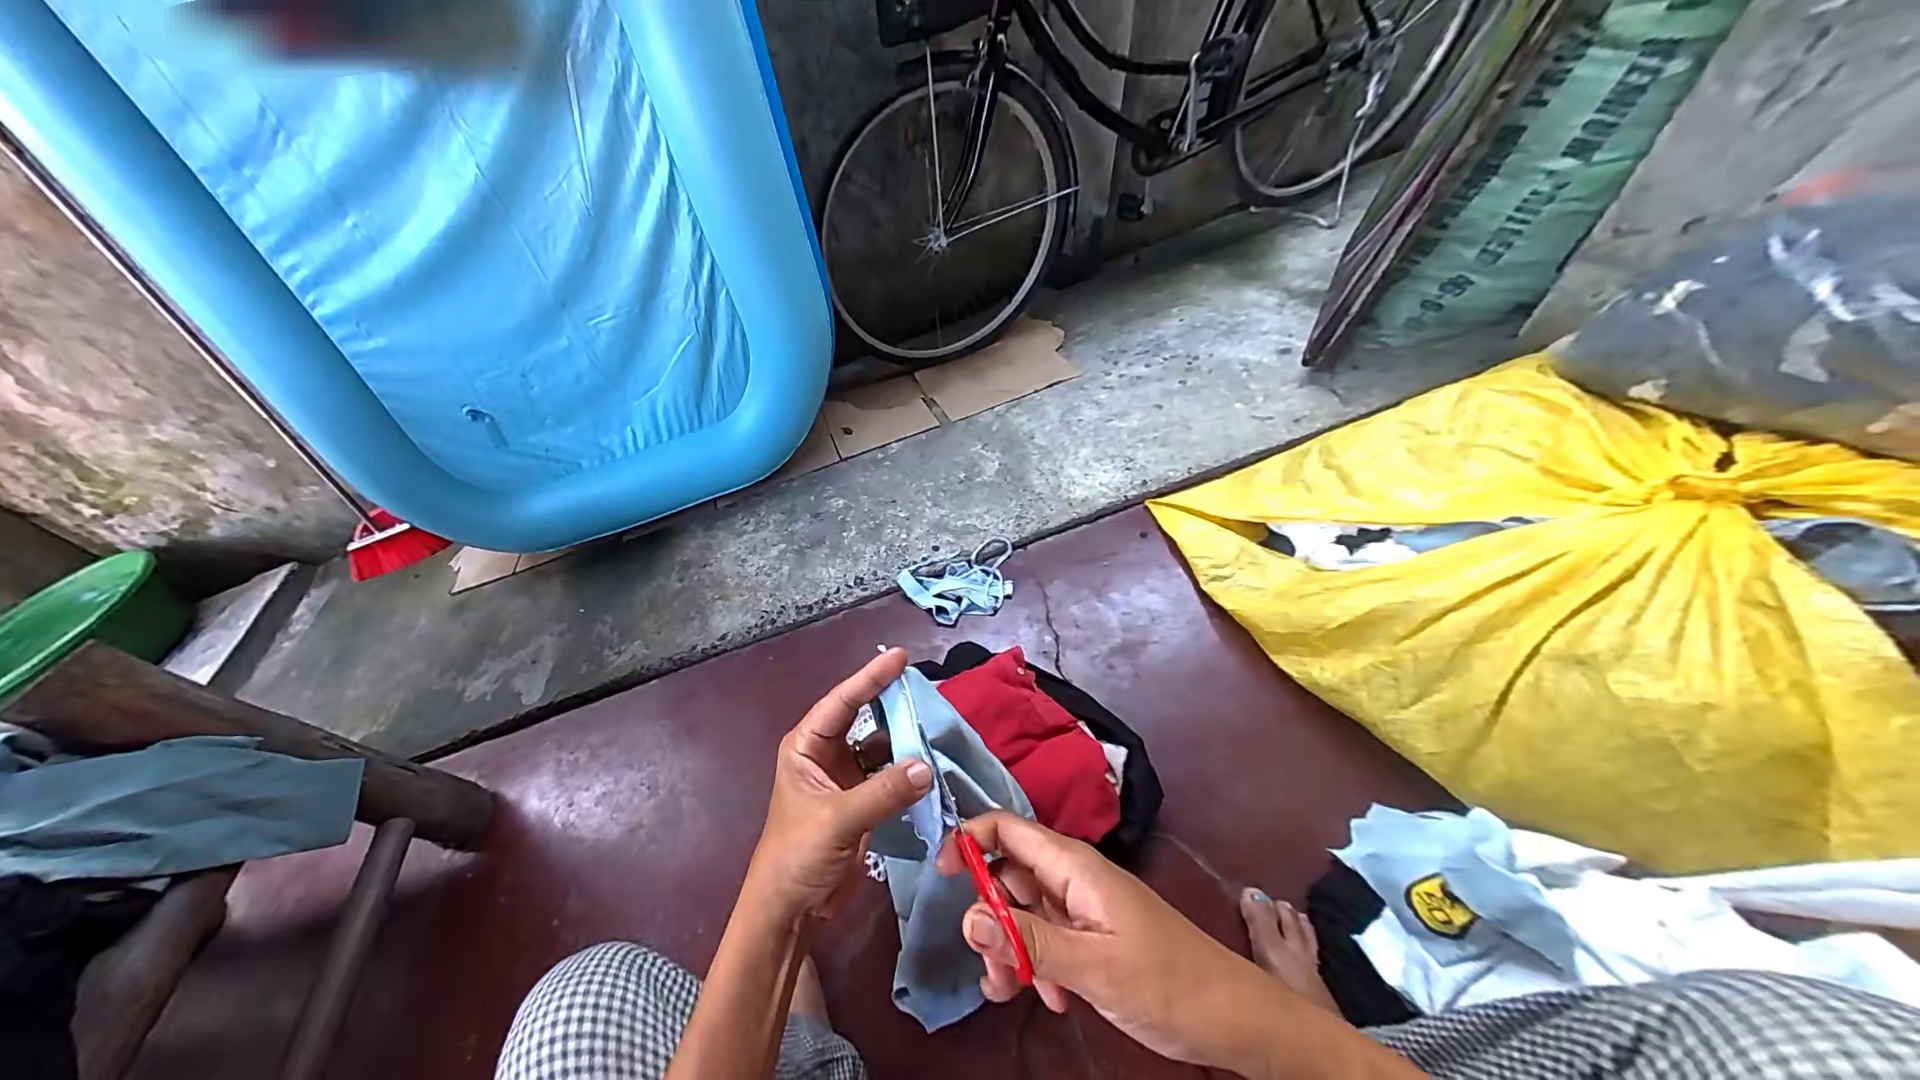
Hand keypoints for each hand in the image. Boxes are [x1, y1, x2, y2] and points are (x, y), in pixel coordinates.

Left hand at [746, 648, 932, 918]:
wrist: (790, 911)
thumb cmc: (797, 856)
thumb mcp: (837, 820)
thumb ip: (882, 792)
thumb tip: (926, 766)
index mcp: (808, 746)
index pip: (843, 701)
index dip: (871, 677)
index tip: (901, 657)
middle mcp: (828, 754)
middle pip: (866, 718)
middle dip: (894, 703)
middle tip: (928, 689)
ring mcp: (847, 778)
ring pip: (883, 747)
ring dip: (907, 740)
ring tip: (939, 727)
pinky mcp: (863, 801)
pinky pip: (892, 775)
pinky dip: (911, 771)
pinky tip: (933, 764)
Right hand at [937, 814, 1323, 1076]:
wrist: (1230, 1016)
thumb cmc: (1165, 981)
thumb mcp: (1093, 965)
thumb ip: (1029, 938)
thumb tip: (970, 915)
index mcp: (1073, 865)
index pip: (1008, 827)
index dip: (969, 838)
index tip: (940, 874)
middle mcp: (1072, 876)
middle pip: (1009, 875)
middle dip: (991, 916)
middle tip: (993, 966)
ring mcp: (1082, 904)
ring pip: (1024, 910)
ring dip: (1012, 948)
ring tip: (1015, 992)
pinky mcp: (1090, 932)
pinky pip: (1046, 935)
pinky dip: (1036, 963)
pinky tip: (1053, 999)